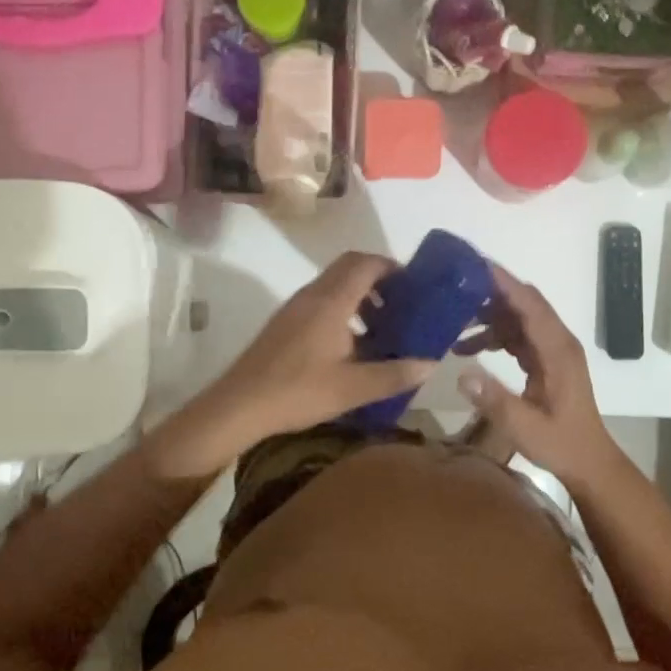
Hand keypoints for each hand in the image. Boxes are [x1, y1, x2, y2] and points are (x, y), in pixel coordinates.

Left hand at [148, 253, 434, 477]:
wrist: (239, 406)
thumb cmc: (298, 392)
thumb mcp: (353, 388)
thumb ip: (394, 374)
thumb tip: (430, 364)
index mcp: (330, 302)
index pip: (365, 264)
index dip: (392, 268)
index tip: (415, 286)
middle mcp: (311, 296)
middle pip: (349, 269)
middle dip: (379, 281)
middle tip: (403, 306)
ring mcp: (294, 309)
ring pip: (334, 287)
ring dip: (360, 299)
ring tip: (382, 330)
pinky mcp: (284, 325)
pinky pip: (321, 303)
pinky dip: (343, 312)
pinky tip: (352, 348)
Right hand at [455, 265, 620, 484]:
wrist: (589, 462)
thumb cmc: (561, 444)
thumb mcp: (524, 427)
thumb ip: (494, 400)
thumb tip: (461, 373)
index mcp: (557, 350)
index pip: (529, 304)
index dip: (503, 282)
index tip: (473, 265)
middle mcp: (557, 342)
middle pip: (522, 304)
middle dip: (489, 293)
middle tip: (451, 287)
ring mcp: (552, 351)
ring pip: (518, 319)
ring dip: (488, 317)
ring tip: (452, 321)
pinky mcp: (546, 361)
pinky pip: (518, 337)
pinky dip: (494, 336)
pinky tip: (467, 348)